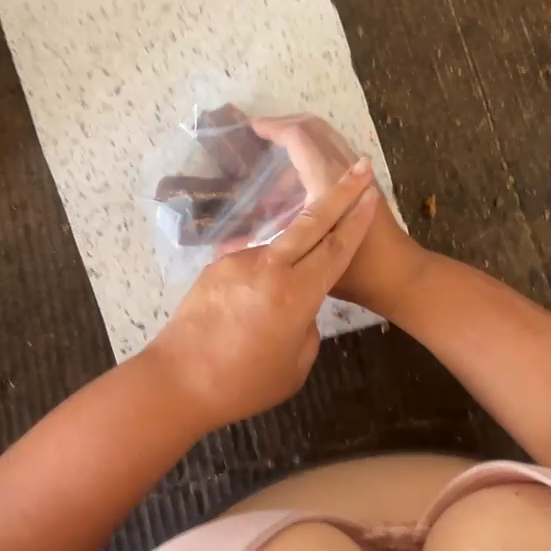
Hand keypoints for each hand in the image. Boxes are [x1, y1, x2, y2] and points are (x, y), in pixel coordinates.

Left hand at [144, 158, 381, 428]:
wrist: (178, 379)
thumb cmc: (243, 383)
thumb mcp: (295, 364)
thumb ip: (307, 325)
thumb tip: (300, 306)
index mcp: (296, 294)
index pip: (336, 249)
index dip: (357, 221)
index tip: (372, 195)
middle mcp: (269, 267)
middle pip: (312, 221)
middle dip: (340, 192)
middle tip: (360, 167)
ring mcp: (239, 261)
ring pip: (279, 245)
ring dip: (294, 251)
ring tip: (282, 294)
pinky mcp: (216, 265)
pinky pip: (250, 263)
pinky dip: (261, 276)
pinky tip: (249, 305)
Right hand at [251, 115, 427, 307]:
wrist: (399, 277)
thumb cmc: (353, 272)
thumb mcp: (305, 258)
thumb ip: (268, 244)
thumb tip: (226, 244)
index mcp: (328, 181)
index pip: (299, 137)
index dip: (273, 127)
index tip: (250, 128)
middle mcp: (345, 168)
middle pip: (314, 127)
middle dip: (284, 124)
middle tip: (258, 134)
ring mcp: (359, 172)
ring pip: (325, 137)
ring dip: (297, 138)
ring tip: (270, 161)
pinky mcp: (364, 181)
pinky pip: (332, 152)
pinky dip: (310, 154)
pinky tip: (291, 185)